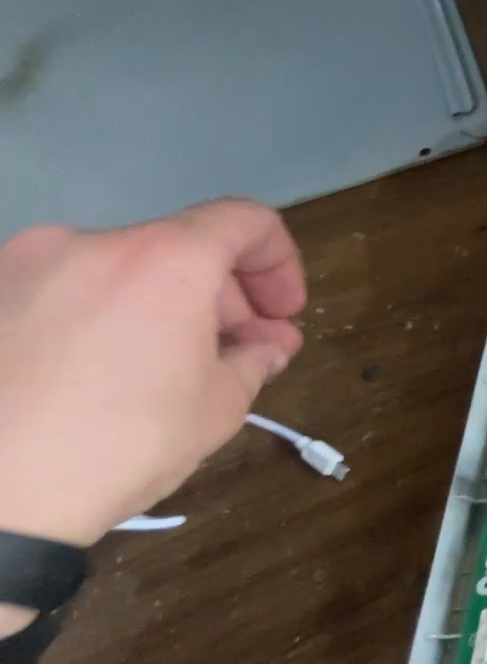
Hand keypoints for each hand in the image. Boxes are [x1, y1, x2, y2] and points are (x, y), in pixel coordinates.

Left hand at [0, 199, 305, 552]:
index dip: (282, 263)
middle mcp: (83, 246)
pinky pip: (58, 299)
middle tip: (239, 348)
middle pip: (180, 248)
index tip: (284, 314)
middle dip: (223, 296)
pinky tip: (97, 379)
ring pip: (116, 273)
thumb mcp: (222, 402)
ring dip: (161, 308)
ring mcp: (11, 274)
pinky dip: (98, 322)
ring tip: (165, 366)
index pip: (247, 222)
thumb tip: (262, 346)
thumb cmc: (121, 441)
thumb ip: (254, 357)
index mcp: (162, 258)